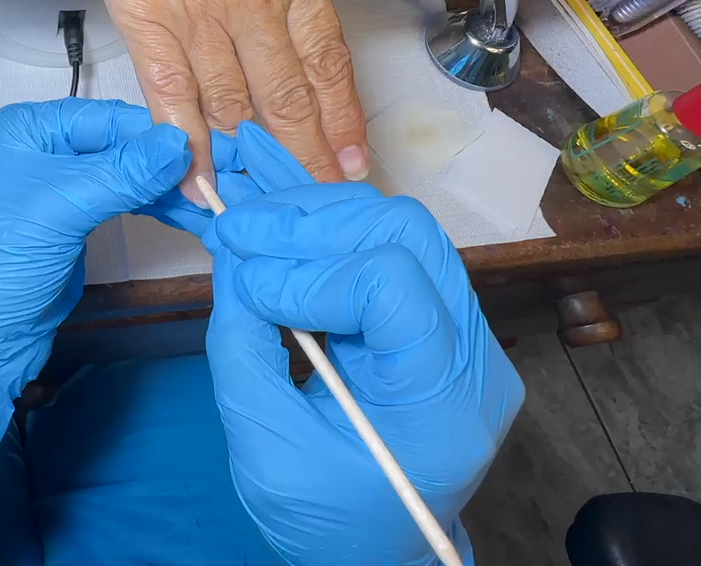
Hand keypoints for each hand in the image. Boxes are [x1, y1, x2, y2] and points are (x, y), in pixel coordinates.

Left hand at [0, 99, 204, 509]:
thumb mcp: (61, 208)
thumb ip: (122, 172)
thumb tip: (180, 141)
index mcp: (32, 127)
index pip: (110, 117)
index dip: (161, 134)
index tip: (215, 151)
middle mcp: (48, 147)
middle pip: (124, 143)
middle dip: (171, 164)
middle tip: (224, 181)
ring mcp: (64, 185)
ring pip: (131, 173)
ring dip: (171, 188)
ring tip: (215, 204)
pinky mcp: (78, 219)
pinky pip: (127, 200)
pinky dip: (158, 207)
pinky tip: (190, 215)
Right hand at [41, 0, 443, 189]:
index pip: (326, 61)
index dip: (341, 118)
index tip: (353, 163)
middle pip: (283, 98)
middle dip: (305, 157)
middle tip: (320, 204)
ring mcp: (192, 11)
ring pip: (230, 105)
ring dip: (250, 161)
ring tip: (268, 205)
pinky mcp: (139, 15)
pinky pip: (169, 95)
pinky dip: (184, 144)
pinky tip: (199, 182)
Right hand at [203, 124, 521, 565]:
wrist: (367, 549)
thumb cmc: (322, 519)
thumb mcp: (264, 444)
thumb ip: (243, 340)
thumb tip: (233, 249)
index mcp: (444, 401)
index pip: (390, 283)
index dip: (308, 272)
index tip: (248, 290)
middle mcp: (467, 348)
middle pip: (401, 232)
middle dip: (309, 220)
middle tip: (241, 227)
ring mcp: (450, 321)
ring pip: (389, 221)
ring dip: (310, 208)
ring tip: (249, 211)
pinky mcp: (418, 305)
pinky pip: (372, 237)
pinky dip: (316, 209)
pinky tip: (269, 171)